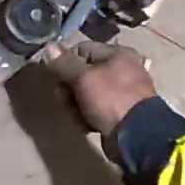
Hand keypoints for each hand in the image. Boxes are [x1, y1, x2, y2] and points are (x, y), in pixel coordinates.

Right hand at [41, 39, 156, 136]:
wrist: (136, 136)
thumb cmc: (111, 99)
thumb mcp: (84, 77)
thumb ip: (63, 63)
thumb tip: (47, 48)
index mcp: (117, 54)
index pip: (80, 49)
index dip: (65, 63)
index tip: (57, 78)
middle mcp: (120, 69)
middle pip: (80, 73)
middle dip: (69, 89)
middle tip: (67, 100)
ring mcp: (120, 92)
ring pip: (84, 93)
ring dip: (76, 105)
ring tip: (79, 115)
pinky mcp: (117, 112)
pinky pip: (93, 108)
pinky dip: (87, 116)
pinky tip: (87, 124)